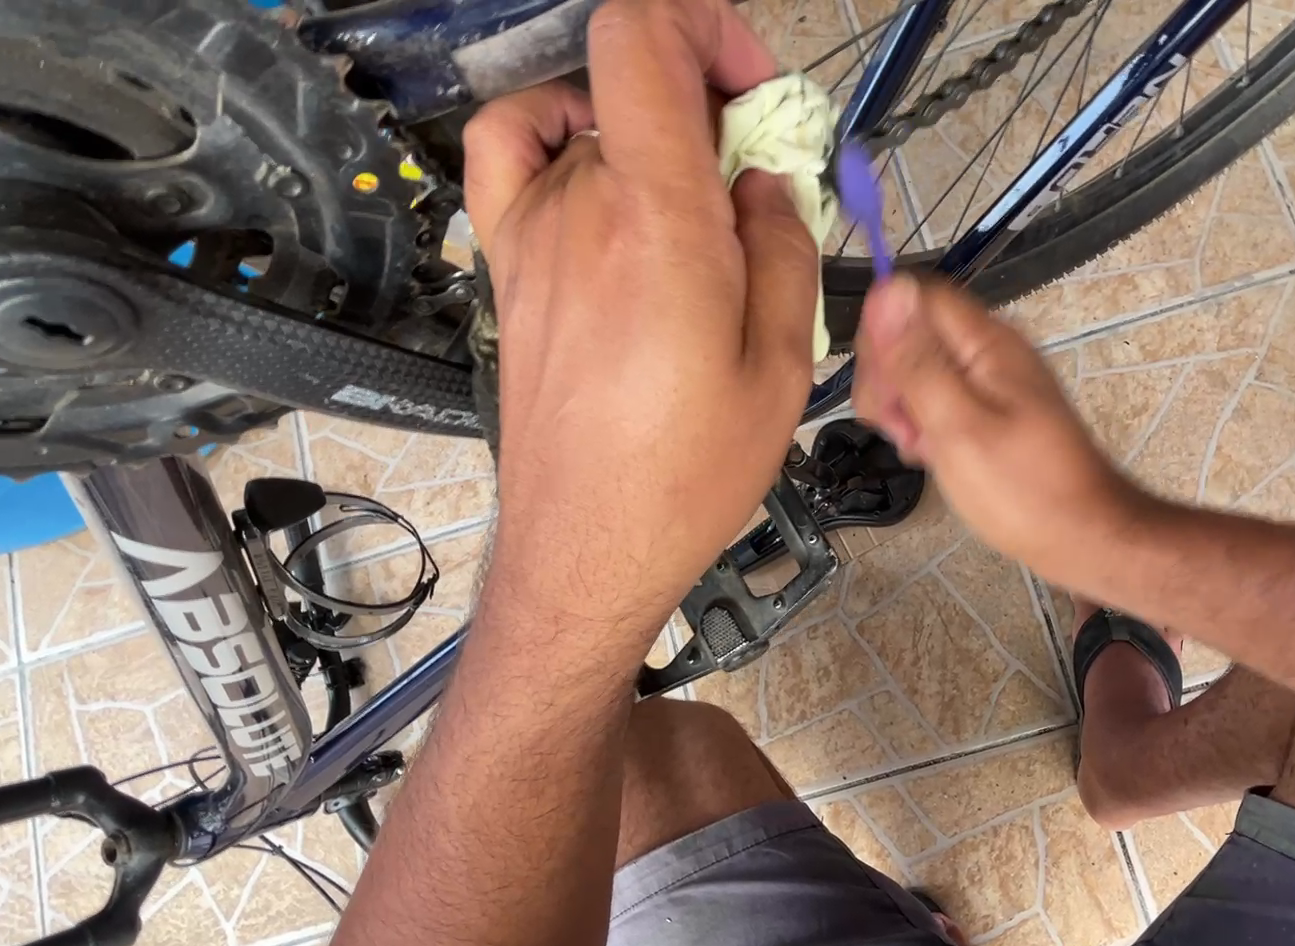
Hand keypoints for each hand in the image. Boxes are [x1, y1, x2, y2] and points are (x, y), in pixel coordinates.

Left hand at [462, 0, 813, 638]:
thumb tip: (766, 186)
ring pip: (595, 125)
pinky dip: (559, 134)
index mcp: (657, 222)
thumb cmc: (687, 475)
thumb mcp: (781, 370)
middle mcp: (580, 207)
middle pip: (636, 85)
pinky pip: (510, 154)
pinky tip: (601, 178)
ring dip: (659, 144)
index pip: (644, 36)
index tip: (759, 95)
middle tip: (758, 189)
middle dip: (712, 112)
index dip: (706, 30)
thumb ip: (784, 251)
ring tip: (699, 216)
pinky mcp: (510, 269)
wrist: (590, 545)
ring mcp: (531, 235)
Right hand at [852, 275, 1145, 588]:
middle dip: (889, 378)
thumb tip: (887, 290)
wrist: (1081, 537)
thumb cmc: (1022, 490)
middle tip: (898, 430)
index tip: (880, 391)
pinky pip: (940, 397)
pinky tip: (931, 455)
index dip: (882, 335)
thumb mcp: (957, 426)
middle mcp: (990, 350)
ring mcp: (992, 381)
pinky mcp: (992, 409)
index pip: (914, 298)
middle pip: (913, 332)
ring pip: (921, 368)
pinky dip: (925, 422)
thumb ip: (917, 360)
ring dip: (903, 406)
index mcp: (986, 343)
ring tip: (918, 448)